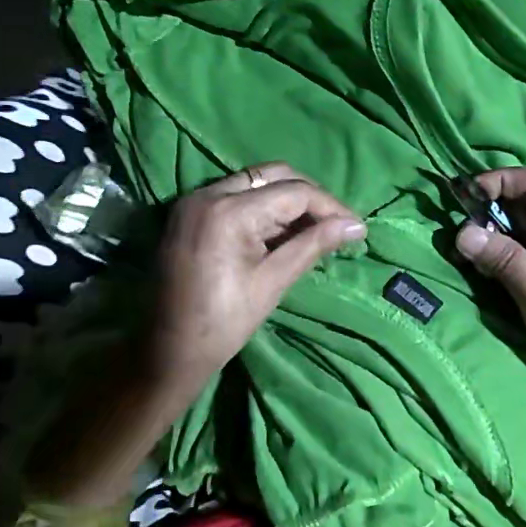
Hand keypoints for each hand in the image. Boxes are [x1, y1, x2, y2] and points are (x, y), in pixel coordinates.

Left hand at [147, 163, 365, 386]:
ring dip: (287, 202)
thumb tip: (356, 226)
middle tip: (337, 224)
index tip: (357, 227)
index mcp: (228, 211)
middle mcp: (208, 194)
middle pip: (273, 175)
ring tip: (315, 231)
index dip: (330, 206)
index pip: (293, 192)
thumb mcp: (273, 281)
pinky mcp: (189, 213)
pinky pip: (235, 196)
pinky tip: (283, 233)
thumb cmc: (224, 323)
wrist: (168, 351)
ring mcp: (194, 201)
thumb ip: (313, 245)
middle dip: (309, 197)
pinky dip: (262, 209)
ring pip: (254, 183)